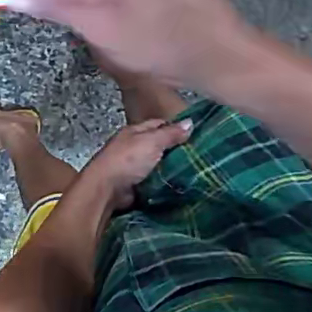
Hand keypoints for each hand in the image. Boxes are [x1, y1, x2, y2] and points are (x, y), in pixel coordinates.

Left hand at [73, 118, 193, 210]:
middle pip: (161, 145)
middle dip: (179, 150)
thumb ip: (170, 133)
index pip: (160, 124)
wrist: (107, 188)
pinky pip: (157, 180)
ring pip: (160, 164)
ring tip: (200, 172)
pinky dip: (167, 182)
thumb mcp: (151, 142)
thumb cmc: (127, 160)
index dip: (178, 128)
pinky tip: (185, 185)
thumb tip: (189, 122)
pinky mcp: (137, 184)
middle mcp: (134, 147)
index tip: (199, 134)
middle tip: (204, 156)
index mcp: (135, 132)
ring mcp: (135, 166)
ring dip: (174, 168)